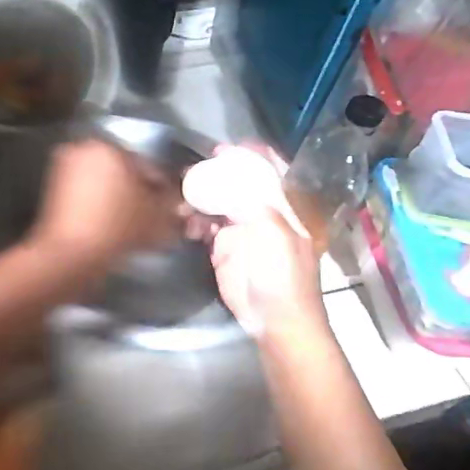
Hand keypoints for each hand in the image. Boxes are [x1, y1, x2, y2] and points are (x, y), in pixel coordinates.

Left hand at [28, 138, 179, 272]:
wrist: (70, 255)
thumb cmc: (117, 227)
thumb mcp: (155, 215)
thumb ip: (170, 203)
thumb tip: (176, 201)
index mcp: (109, 147)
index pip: (147, 166)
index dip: (164, 188)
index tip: (171, 207)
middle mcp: (84, 150)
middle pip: (124, 173)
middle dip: (139, 193)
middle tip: (153, 217)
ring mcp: (65, 170)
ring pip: (104, 185)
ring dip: (120, 200)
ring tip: (134, 225)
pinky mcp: (54, 193)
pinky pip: (87, 197)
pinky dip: (101, 208)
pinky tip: (114, 228)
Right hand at [188, 146, 327, 345]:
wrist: (275, 320)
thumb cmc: (284, 276)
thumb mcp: (276, 233)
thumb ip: (255, 202)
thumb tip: (232, 178)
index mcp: (286, 206)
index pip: (270, 171)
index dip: (250, 156)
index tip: (226, 150)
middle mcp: (263, 213)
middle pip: (238, 184)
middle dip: (217, 174)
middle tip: (194, 170)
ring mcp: (242, 231)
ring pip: (218, 203)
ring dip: (201, 197)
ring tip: (183, 197)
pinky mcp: (224, 250)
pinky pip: (206, 226)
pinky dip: (194, 221)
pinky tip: (186, 222)